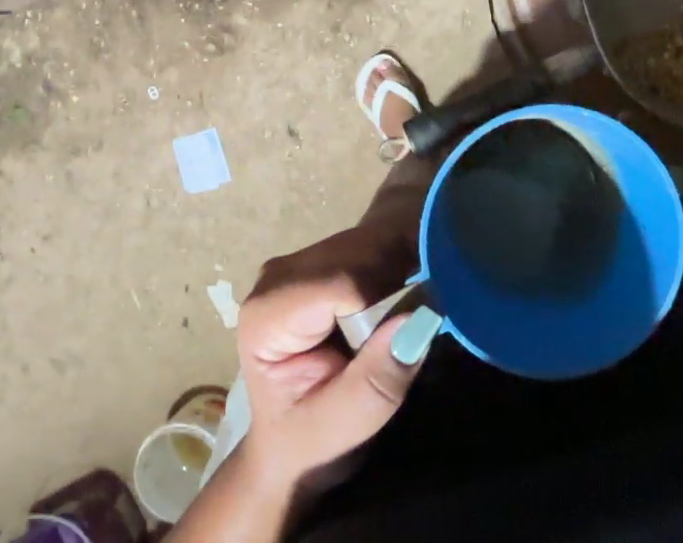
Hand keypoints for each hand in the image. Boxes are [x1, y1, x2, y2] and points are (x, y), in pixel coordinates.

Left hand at [232, 228, 434, 495]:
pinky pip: (373, 242)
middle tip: (409, 329)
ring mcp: (299, 261)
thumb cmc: (311, 436)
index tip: (400, 338)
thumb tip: (415, 321)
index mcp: (267, 315)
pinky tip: (399, 298)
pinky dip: (397, 263)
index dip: (382, 307)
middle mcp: (277, 275)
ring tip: (403, 318)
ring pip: (370, 242)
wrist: (293, 439)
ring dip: (400, 272)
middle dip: (395, 284)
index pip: (343, 283)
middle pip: (358, 256)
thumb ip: (378, 378)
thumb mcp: (348, 423)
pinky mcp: (322, 257)